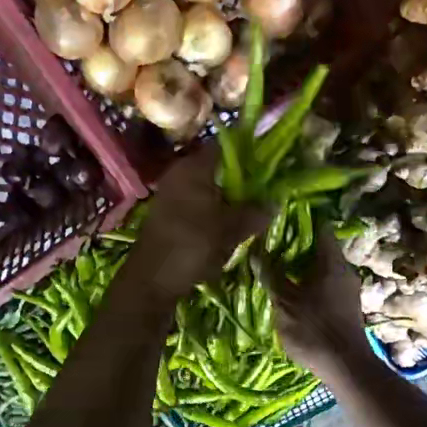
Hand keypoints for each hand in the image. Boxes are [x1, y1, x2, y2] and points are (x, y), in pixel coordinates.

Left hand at [131, 150, 266, 296]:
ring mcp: (171, 193)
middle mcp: (180, 173)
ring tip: (249, 213)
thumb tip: (274, 203)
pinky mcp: (168, 214)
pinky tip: (226, 227)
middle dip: (240, 180)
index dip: (249, 153)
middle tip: (263, 193)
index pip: (226, 146)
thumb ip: (254, 212)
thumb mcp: (231, 229)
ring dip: (227, 198)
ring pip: (207, 188)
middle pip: (217, 168)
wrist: (152, 279)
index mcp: (194, 167)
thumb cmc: (193, 245)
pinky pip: (197, 204)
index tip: (269, 166)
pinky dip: (213, 211)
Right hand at [262, 230, 371, 380]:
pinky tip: (292, 294)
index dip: (298, 221)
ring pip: (323, 270)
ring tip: (276, 272)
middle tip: (269, 249)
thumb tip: (256, 250)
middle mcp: (345, 271)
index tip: (277, 222)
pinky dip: (309, 285)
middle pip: (320, 249)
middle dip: (296, 248)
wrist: (346, 368)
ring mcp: (348, 290)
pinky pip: (326, 287)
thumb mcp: (285, 302)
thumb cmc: (314, 330)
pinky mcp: (347, 308)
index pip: (319, 226)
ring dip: (301, 269)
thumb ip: (271, 274)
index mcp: (332, 262)